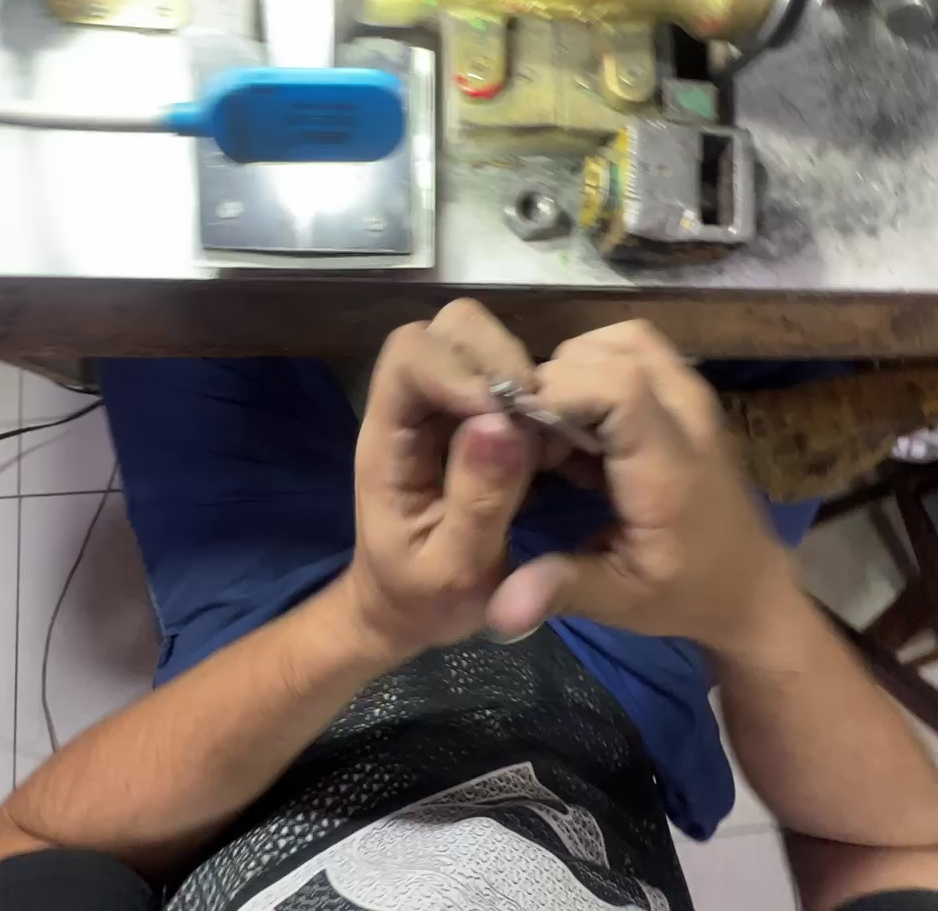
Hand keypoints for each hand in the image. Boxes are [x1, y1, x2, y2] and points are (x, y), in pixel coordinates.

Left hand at [345, 300, 537, 655]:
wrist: (407, 608)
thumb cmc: (421, 596)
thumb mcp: (453, 569)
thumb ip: (477, 500)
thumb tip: (503, 422)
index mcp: (387, 440)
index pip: (409, 357)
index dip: (459, 370)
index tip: (506, 417)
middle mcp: (410, 408)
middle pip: (446, 330)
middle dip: (498, 359)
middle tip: (535, 418)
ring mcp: (441, 407)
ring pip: (478, 341)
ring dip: (519, 373)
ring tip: (546, 431)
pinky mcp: (470, 416)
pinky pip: (504, 374)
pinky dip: (533, 391)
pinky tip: (550, 437)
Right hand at [486, 321, 798, 652]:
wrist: (752, 587)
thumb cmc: (686, 593)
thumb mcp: (621, 602)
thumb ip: (561, 589)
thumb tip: (494, 608)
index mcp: (669, 466)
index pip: (615, 387)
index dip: (557, 395)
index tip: (522, 435)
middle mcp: (687, 416)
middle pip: (610, 352)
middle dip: (556, 383)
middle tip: (533, 435)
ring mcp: (693, 397)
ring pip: (623, 339)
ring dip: (577, 367)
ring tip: (557, 422)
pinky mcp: (687, 393)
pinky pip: (633, 348)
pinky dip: (596, 364)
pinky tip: (582, 417)